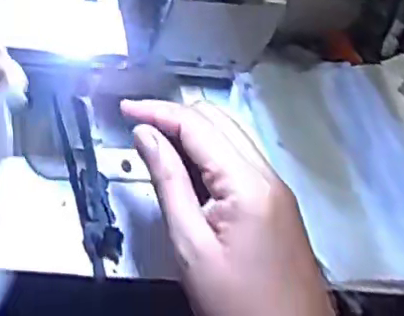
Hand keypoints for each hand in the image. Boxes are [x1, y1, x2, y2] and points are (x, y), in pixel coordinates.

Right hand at [122, 99, 331, 315]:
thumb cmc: (240, 307)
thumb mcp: (191, 248)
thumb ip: (168, 182)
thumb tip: (145, 135)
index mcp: (247, 182)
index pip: (196, 124)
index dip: (157, 110)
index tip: (126, 108)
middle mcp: (267, 174)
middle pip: (216, 120)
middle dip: (174, 116)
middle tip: (138, 126)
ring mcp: (276, 187)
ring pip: (229, 134)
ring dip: (192, 131)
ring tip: (156, 143)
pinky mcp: (277, 202)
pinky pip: (239, 158)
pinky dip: (210, 152)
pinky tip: (187, 168)